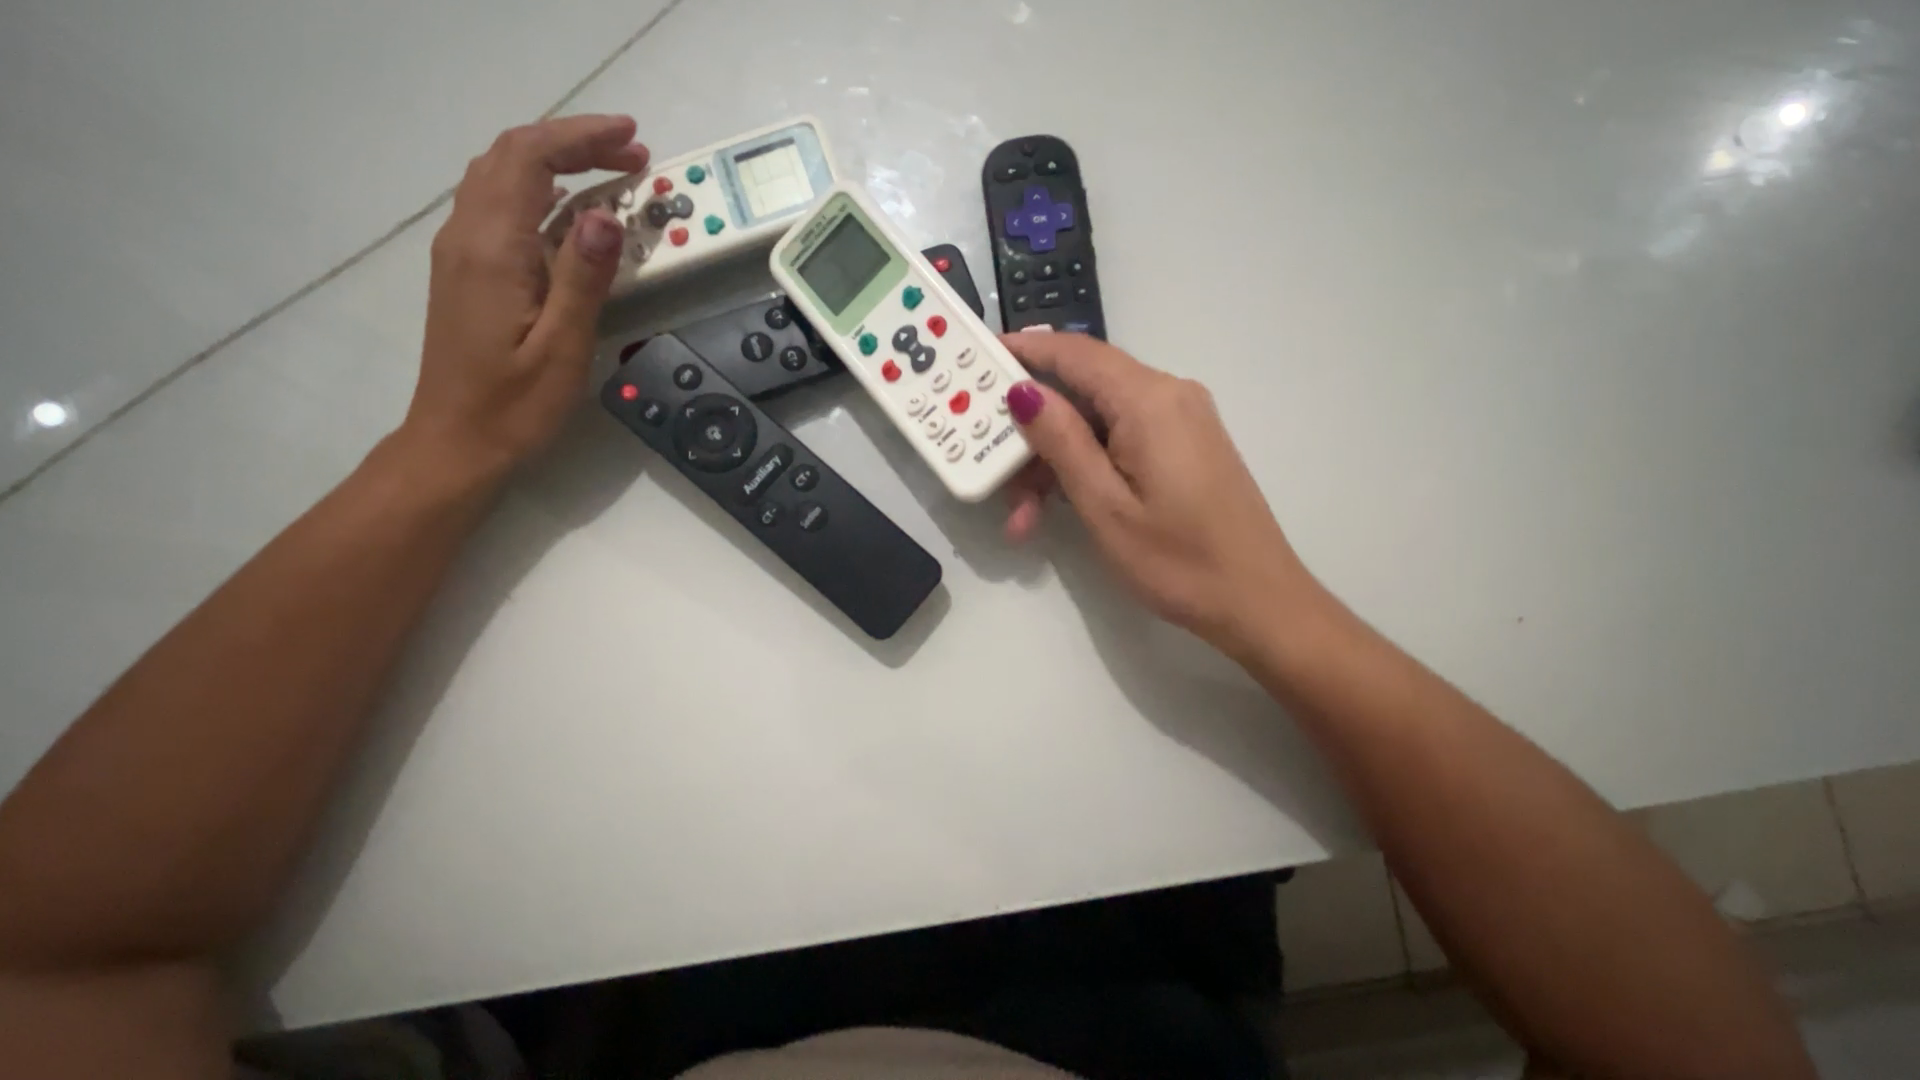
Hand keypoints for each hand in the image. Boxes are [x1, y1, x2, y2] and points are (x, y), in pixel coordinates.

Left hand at [402, 115, 648, 475]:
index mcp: (492, 250)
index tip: (632, 139)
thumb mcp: (563, 348)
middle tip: (632, 155)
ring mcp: (459, 252)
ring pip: (499, 175)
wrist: (455, 442)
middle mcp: (466, 237)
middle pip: (511, 156)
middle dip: (572, 142)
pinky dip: (538, 188)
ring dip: (553, 161)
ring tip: (610, 172)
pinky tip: (573, 211)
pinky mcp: (465, 270)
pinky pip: (497, 204)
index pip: (529, 160)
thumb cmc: (514, 405)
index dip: (580, 138)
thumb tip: (603, 214)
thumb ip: (582, 277)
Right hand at [1000, 333, 1317, 651]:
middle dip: (1033, 433)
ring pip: (1097, 421)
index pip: (1075, 353)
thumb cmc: (1179, 561)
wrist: (1258, 601)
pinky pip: (1121, 439)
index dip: (1024, 350)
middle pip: (1082, 391)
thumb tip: (1023, 390)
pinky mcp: (1186, 446)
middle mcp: (1169, 395)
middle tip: (995, 478)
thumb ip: (1061, 441)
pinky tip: (1059, 509)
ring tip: (1024, 519)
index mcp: (1149, 400)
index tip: (977, 357)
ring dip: (1055, 461)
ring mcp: (1181, 421)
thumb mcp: (1104, 506)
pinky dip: (1087, 466)